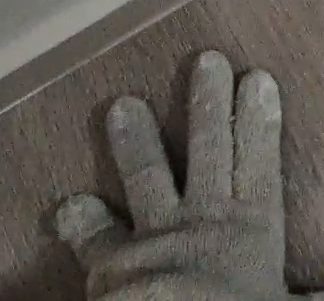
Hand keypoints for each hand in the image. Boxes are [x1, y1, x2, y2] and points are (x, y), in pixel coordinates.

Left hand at [54, 51, 323, 300]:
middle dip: (208, 102)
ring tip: (123, 103)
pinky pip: (92, 239)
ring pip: (147, 174)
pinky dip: (79, 224)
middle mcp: (205, 217)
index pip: (258, 160)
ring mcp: (155, 235)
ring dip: (137, 139)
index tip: (258, 76)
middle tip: (207, 59)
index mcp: (250, 226)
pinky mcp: (111, 264)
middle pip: (208, 148)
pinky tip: (64, 207)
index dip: (259, 118)